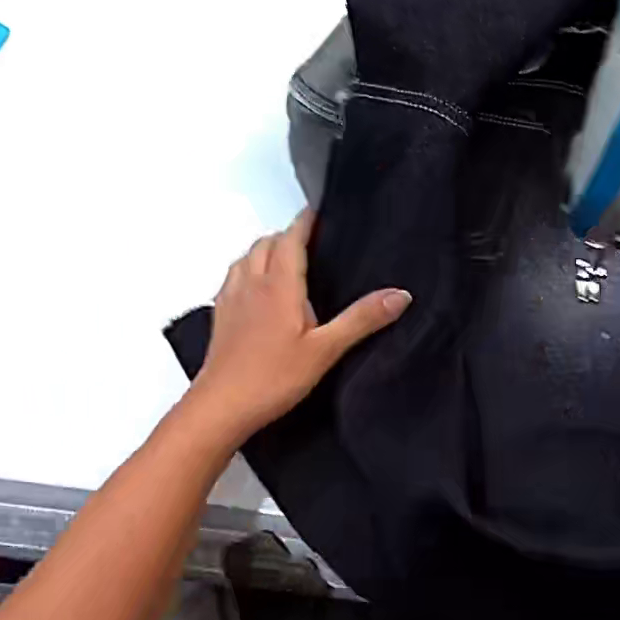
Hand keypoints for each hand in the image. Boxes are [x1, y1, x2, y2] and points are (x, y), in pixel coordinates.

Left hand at [186, 211, 410, 440]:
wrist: (221, 408)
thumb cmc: (271, 378)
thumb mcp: (327, 349)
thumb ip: (362, 319)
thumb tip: (399, 295)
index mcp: (278, 286)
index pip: (290, 239)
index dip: (305, 222)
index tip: (318, 212)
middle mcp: (251, 285)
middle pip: (266, 243)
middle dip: (288, 234)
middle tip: (311, 237)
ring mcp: (232, 300)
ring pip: (246, 258)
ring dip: (266, 249)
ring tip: (287, 257)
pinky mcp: (222, 317)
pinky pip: (234, 278)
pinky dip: (249, 269)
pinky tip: (259, 288)